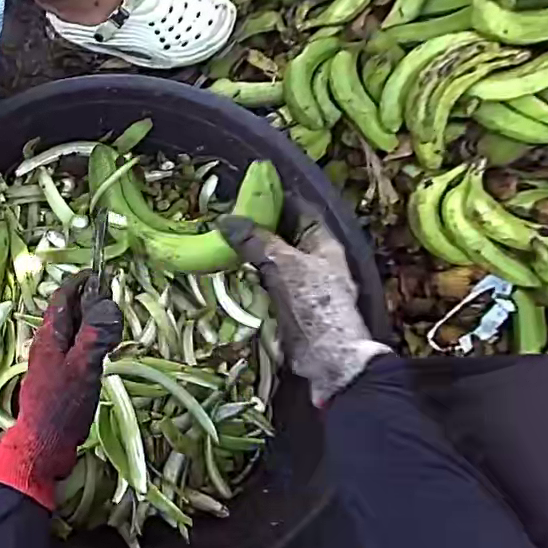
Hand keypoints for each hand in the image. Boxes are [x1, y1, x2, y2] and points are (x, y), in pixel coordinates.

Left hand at [0, 270, 122, 508]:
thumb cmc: (62, 406)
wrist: (43, 447)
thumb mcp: (84, 368)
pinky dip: (88, 342)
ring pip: (70, 332)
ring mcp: (50, 363)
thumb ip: (95, 335)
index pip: (61, 299)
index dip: (78, 283)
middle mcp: (46, 345)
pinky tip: (102, 352)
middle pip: (66, 313)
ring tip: (111, 320)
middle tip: (111, 296)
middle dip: (87, 300)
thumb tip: (107, 302)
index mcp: (49, 337)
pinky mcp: (56, 379)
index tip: (97, 273)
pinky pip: (73, 350)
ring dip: (88, 322)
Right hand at [217, 215, 390, 406]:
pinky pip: (265, 280)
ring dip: (250, 251)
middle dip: (257, 225)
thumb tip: (226, 220)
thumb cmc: (314, 302)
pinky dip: (249, 274)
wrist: (327, 356)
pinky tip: (227, 267)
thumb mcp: (284, 264)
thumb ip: (256, 241)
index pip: (300, 210)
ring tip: (220, 238)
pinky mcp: (287, 302)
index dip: (278, 198)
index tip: (248, 191)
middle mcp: (313, 259)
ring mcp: (300, 282)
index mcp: (323, 242)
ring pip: (272, 258)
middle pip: (283, 234)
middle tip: (225, 215)